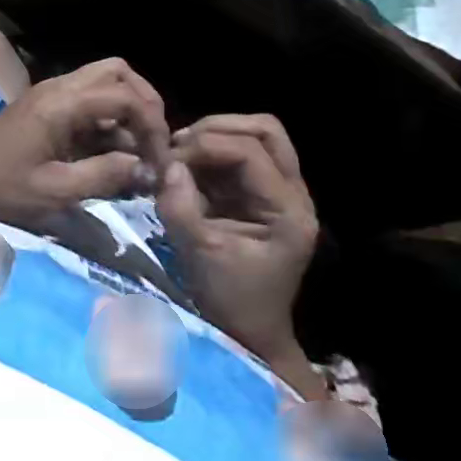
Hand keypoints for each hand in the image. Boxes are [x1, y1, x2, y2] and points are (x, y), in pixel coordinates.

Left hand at [0, 57, 169, 227]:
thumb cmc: (0, 186)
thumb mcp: (55, 190)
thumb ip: (105, 176)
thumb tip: (147, 169)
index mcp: (62, 103)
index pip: (125, 96)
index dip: (152, 126)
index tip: (160, 161)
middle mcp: (58, 88)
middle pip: (117, 72)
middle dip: (144, 103)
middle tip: (153, 144)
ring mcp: (50, 94)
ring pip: (103, 83)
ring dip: (126, 111)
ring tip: (135, 155)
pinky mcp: (45, 106)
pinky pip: (87, 100)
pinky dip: (107, 119)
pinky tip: (111, 154)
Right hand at [155, 114, 317, 364]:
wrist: (248, 332)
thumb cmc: (230, 298)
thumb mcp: (199, 253)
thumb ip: (181, 206)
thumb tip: (168, 164)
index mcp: (288, 210)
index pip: (250, 151)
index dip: (206, 145)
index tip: (170, 161)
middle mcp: (292, 194)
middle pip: (265, 130)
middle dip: (217, 128)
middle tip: (181, 146)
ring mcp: (277, 192)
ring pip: (253, 136)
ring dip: (213, 136)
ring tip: (180, 155)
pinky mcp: (257, 194)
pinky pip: (236, 153)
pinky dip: (208, 152)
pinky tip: (185, 166)